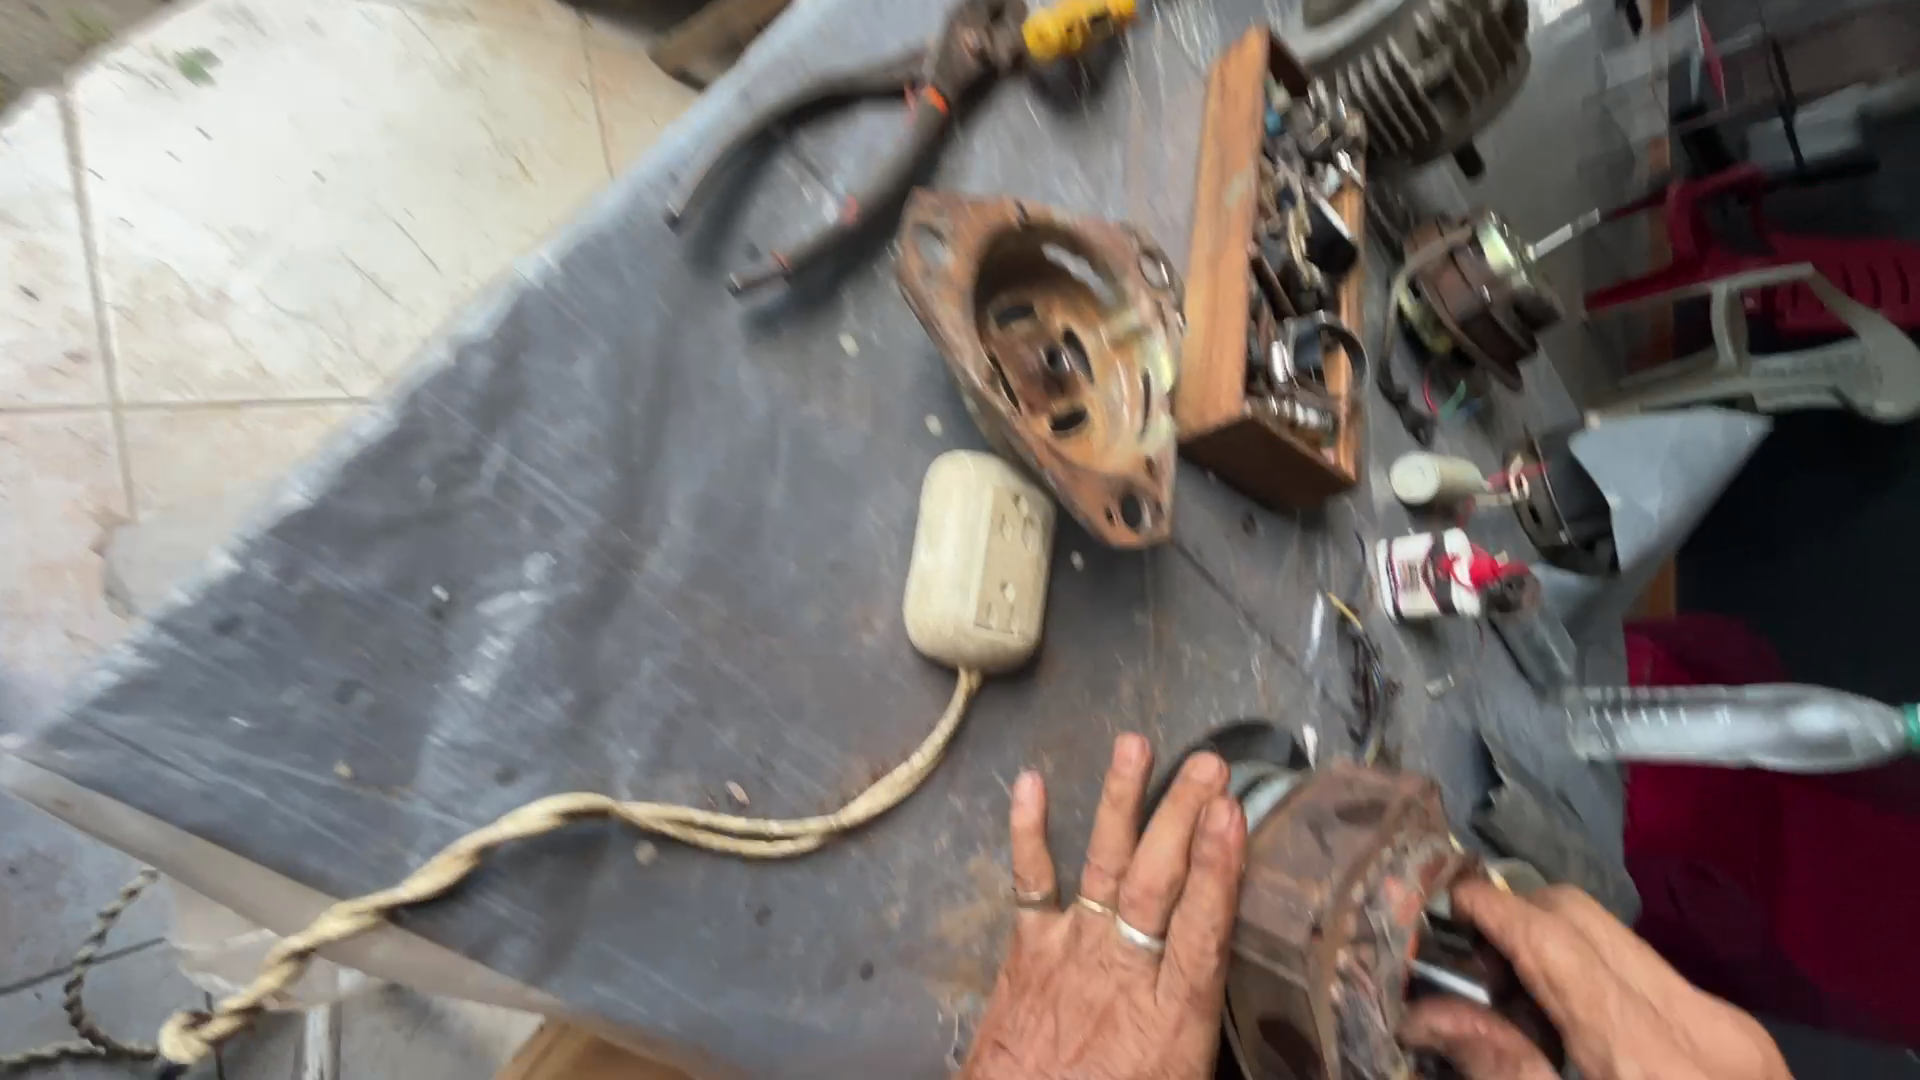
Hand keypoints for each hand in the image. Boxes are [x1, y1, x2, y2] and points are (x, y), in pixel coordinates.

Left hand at [959, 734, 1246, 1079]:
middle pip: (1158, 883)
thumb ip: (1217, 1040)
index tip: (1231, 815)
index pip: (1201, 931)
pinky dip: (1028, 831)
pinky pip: (1031, 879)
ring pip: (1104, 864)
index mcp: (1170, 1016)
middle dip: (1182, 818)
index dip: (1218, 870)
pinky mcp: (1030, 942)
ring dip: (1121, 802)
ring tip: (1135, 746)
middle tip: (1207, 765)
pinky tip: (1030, 782)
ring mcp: (1072, 947)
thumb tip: (1274, 1030)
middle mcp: (1122, 968)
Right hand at [1403, 881, 1791, 1079]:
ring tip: (1521, 998)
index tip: (1436, 906)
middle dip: (1510, 914)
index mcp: (1656, 1064)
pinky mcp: (1742, 1038)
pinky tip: (1575, 1024)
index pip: (1549, 937)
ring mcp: (1731, 1028)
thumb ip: (1501, 1071)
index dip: (1483, 907)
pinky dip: (1588, 971)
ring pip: (1608, 933)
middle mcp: (1701, 1024)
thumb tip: (1425, 1010)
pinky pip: (1640, 967)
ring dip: (1547, 940)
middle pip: (1576, 913)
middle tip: (1473, 959)